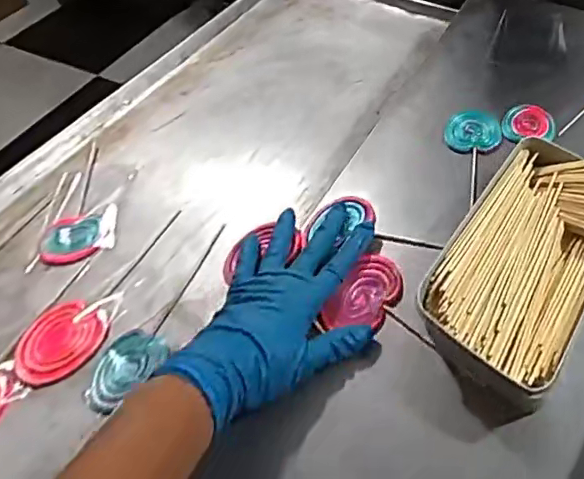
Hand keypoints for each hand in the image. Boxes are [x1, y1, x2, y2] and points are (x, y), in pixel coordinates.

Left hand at [160, 209, 375, 431]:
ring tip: (290, 212)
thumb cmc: (263, 369)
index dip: (354, 246)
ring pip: (279, 250)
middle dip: (328, 228)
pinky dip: (251, 251)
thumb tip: (367, 335)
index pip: (338, 266)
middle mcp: (288, 284)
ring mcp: (263, 284)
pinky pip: (247, 265)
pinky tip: (253, 239)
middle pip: (313, 250)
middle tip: (338, 209)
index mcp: (307, 298)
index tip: (365, 226)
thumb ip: (337, 346)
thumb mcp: (305, 364)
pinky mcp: (240, 291)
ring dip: (286, 231)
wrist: (216, 373)